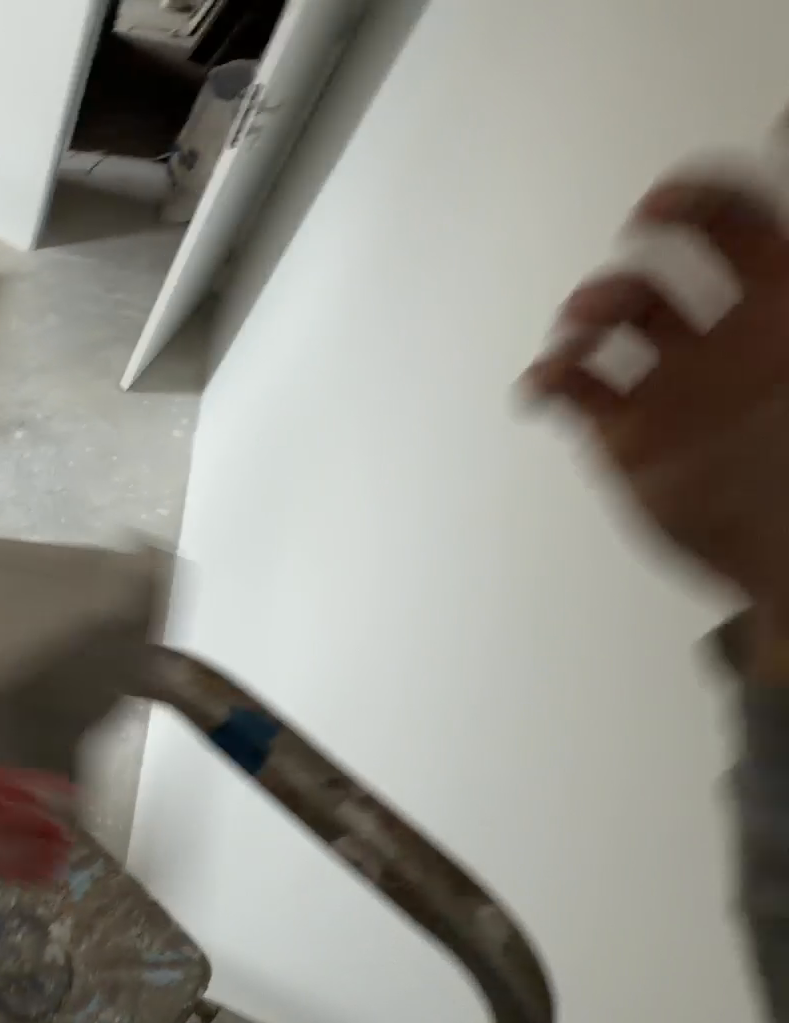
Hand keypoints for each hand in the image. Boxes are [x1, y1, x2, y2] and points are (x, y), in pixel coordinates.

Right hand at [525, 176, 788, 629]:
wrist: (787, 560)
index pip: (765, 221)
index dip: (731, 189)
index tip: (705, 175)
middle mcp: (740, 333)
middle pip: (689, 251)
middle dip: (663, 226)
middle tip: (644, 223)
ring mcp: (678, 379)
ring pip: (615, 313)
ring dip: (590, 309)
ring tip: (587, 331)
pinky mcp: (626, 427)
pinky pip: (570, 385)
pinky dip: (546, 377)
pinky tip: (545, 385)